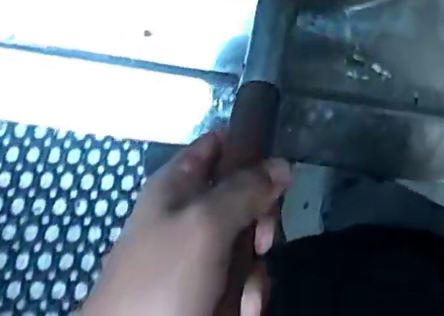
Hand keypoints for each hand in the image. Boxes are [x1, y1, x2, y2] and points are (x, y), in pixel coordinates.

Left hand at [79, 130, 291, 315]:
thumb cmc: (160, 284)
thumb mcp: (206, 224)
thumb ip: (246, 188)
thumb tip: (283, 165)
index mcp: (176, 185)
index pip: (219, 144)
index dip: (249, 149)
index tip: (277, 172)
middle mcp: (186, 217)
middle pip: (241, 197)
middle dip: (261, 220)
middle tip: (263, 241)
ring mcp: (194, 263)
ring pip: (245, 246)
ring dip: (255, 272)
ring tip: (247, 299)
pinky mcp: (203, 301)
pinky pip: (240, 287)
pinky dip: (248, 301)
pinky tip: (244, 314)